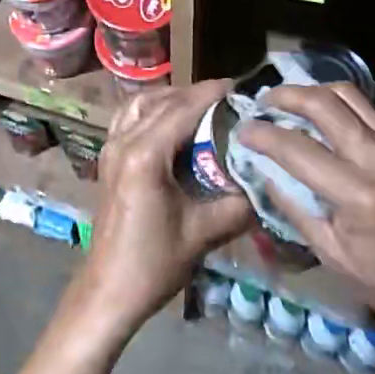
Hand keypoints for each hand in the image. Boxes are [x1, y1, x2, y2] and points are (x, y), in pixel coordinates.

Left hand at [68, 79, 254, 337]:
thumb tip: (266, 179)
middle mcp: (123, 140)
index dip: (211, 94)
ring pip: (140, 104)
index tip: (241, 87)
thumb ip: (237, 204)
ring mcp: (110, 146)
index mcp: (144, 154)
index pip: (181, 109)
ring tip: (203, 109)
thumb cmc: (154, 261)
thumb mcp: (204, 233)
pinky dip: (151, 111)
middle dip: (194, 95)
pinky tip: (173, 125)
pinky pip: (129, 117)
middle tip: (230, 102)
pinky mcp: (108, 157)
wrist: (110, 286)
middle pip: (160, 101)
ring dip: (170, 100)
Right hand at [234, 82, 374, 346]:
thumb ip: (292, 207)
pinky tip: (323, 114)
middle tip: (262, 103)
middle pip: (323, 104)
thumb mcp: (332, 257)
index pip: (296, 148)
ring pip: (348, 95)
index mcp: (361, 197)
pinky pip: (368, 109)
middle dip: (284, 96)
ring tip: (289, 100)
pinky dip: (338, 102)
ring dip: (311, 91)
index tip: (240, 130)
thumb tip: (260, 170)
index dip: (261, 134)